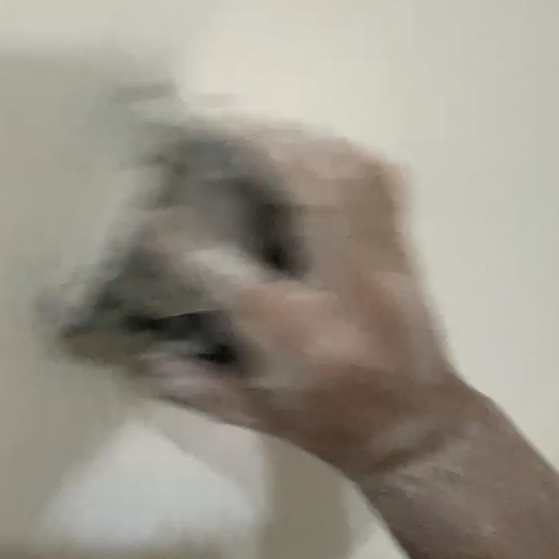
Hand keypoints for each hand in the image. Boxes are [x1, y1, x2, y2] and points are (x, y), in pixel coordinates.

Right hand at [133, 115, 474, 477]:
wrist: (417, 431)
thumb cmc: (327, 424)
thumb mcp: (251, 414)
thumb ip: (192, 384)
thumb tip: (141, 352)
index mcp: (296, 334)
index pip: (226, 270)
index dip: (181, 237)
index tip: (145, 213)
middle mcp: (344, 287)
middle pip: (310, 191)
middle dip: (257, 147)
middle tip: (210, 127)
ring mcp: (383, 261)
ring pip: (349, 174)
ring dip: (296, 139)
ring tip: (251, 128)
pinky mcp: (404, 249)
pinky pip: (378, 179)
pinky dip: (337, 153)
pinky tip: (306, 146)